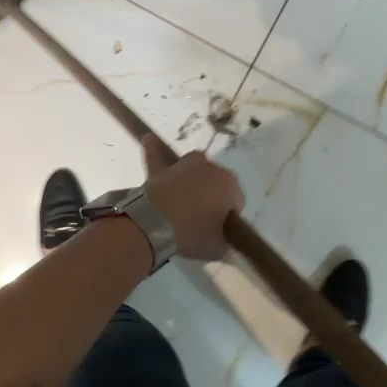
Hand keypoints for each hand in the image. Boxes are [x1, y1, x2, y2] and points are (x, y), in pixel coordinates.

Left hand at [140, 136, 242, 260]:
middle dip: (212, 198)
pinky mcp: (160, 169)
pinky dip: (153, 149)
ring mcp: (183, 165)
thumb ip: (224, 245)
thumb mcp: (216, 248)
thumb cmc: (191, 234)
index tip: (217, 230)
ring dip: (194, 178)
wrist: (152, 225)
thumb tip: (223, 244)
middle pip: (216, 183)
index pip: (237, 201)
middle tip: (200, 221)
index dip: (228, 217)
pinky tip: (149, 138)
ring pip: (194, 168)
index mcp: (229, 184)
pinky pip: (156, 156)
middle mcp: (210, 168)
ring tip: (186, 198)